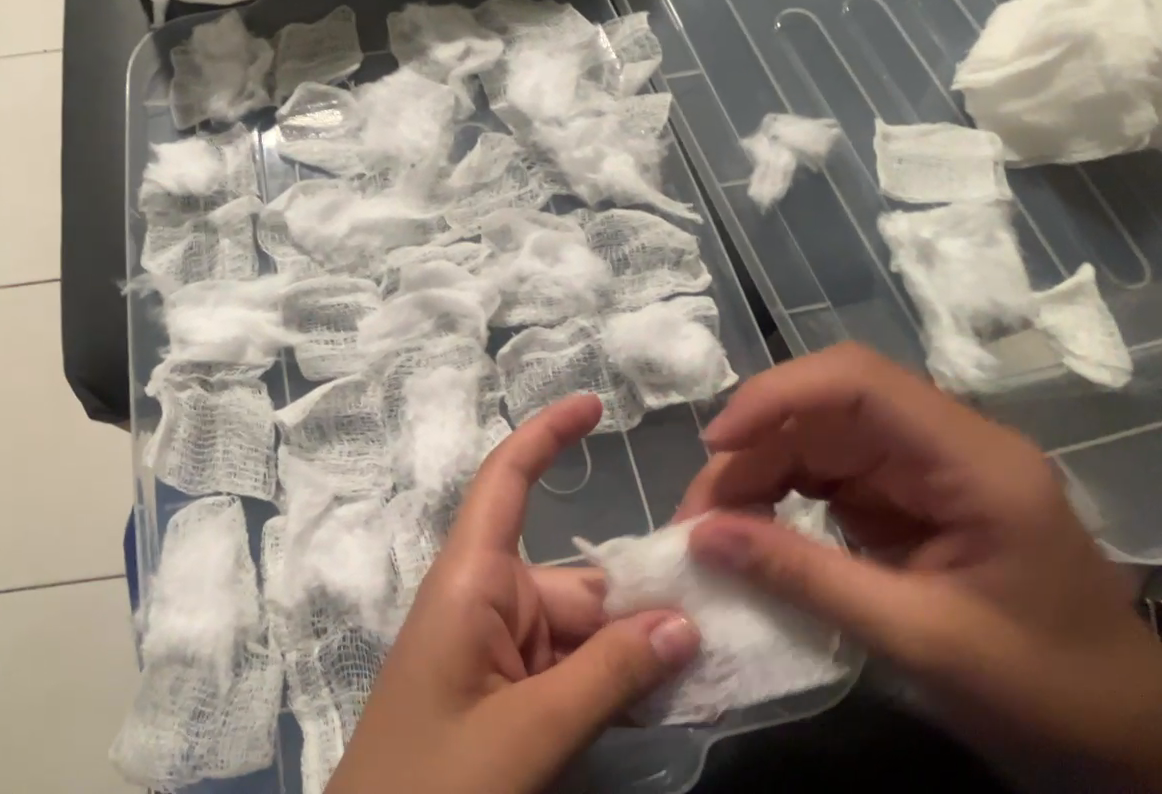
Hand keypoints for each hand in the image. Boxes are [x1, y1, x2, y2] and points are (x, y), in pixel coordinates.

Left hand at [327, 394, 701, 793]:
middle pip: (577, 579)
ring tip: (710, 671)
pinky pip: (572, 669)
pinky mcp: (505, 691)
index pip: (504, 484)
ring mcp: (495, 649)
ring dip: (637, 651)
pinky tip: (668, 699)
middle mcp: (484, 600)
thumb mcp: (528, 733)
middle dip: (642, 601)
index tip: (594, 405)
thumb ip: (607, 677)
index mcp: (470, 583)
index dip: (544, 437)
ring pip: (583, 629)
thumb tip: (683, 622)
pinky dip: (615, 681)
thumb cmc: (434, 781)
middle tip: (727, 628)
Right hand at [674, 343, 1161, 793]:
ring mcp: (924, 471)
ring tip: (713, 527)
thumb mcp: (919, 638)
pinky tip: (750, 532)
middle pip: (824, 407)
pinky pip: (823, 474)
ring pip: (814, 437)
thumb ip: (805, 578)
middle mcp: (945, 446)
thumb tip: (702, 535)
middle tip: (699, 513)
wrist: (1126, 743)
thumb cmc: (1045, 689)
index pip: (860, 381)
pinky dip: (777, 497)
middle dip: (752, 449)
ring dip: (756, 473)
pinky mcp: (905, 498)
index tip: (716, 445)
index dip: (777, 395)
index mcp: (974, 462)